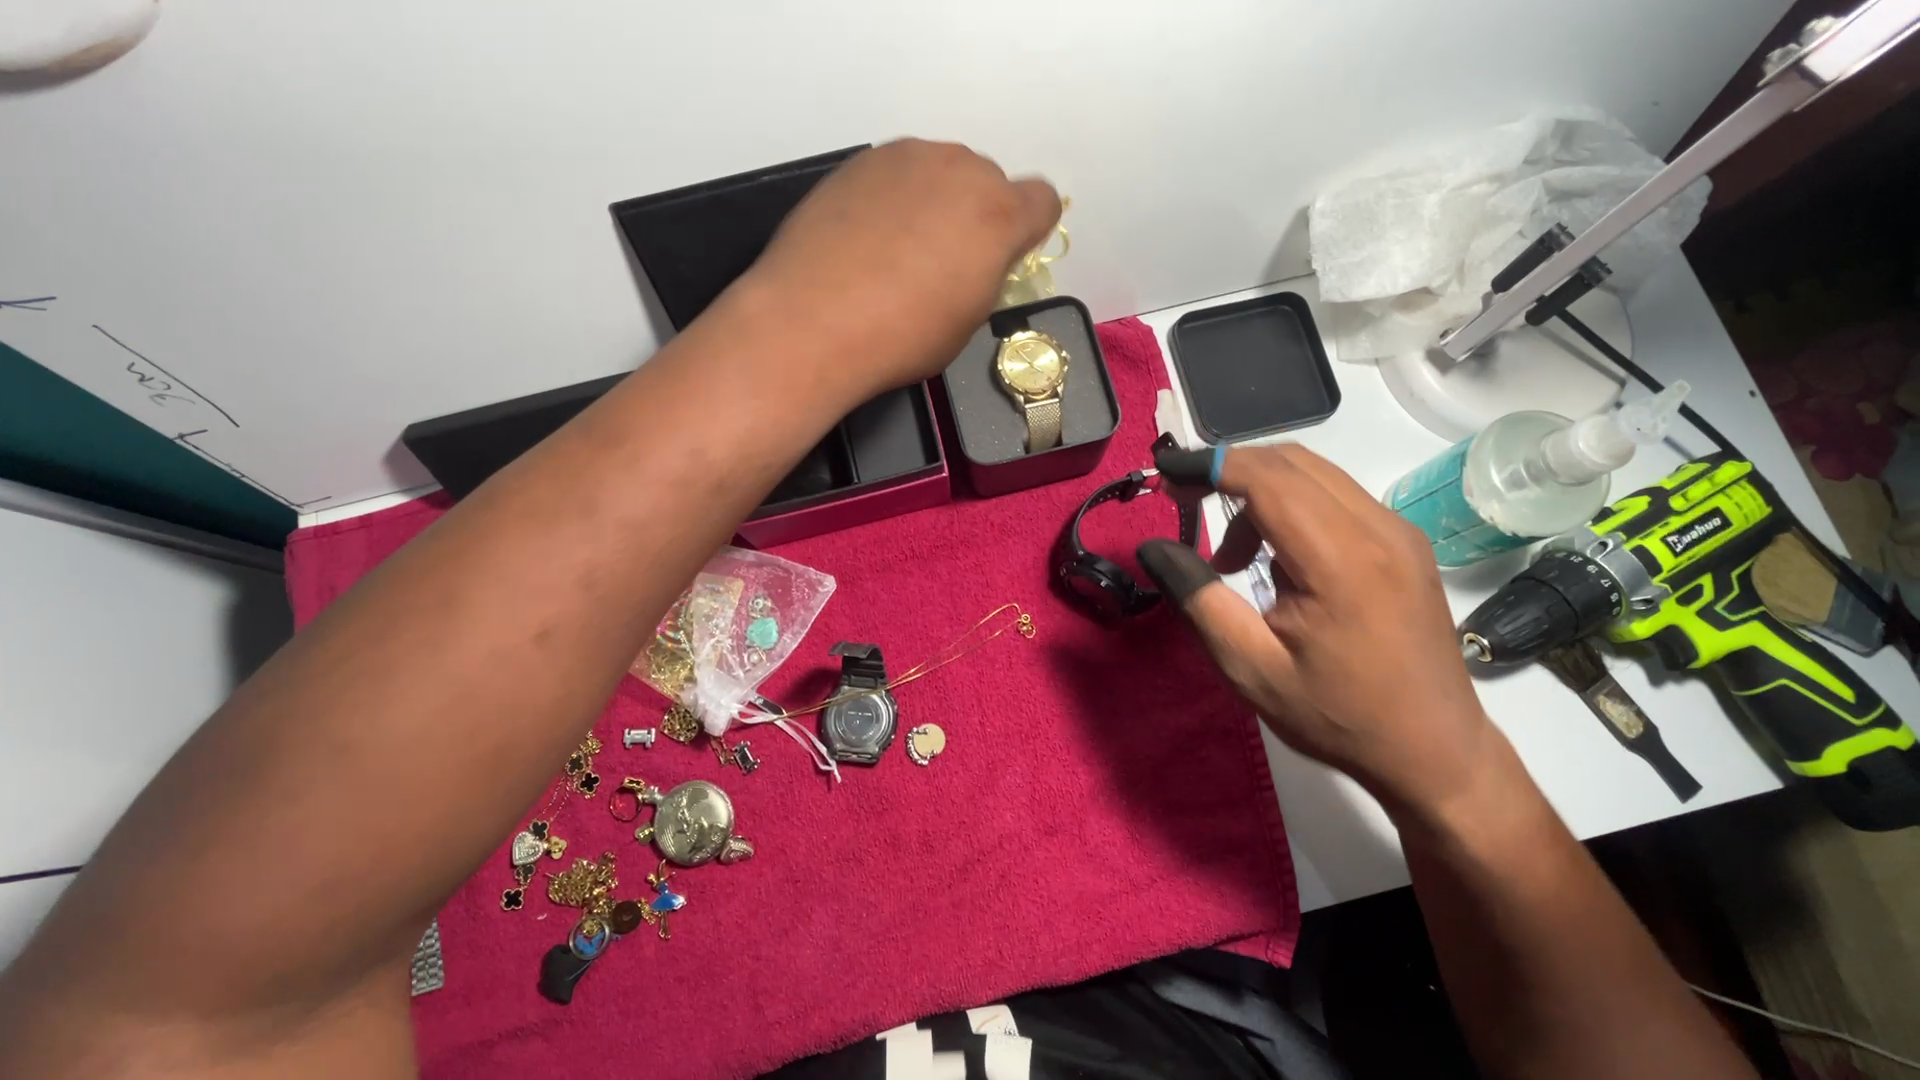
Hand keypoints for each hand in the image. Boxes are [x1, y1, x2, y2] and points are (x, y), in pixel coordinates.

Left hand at [738, 139, 1060, 395]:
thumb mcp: (966, 321)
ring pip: (939, 172)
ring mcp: (906, 159)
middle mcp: (959, 172)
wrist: (811, 322)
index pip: (1041, 201)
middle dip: (975, 216)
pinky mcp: (860, 162)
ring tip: (897, 251)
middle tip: (942, 262)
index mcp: (999, 216)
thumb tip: (974, 263)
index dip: (1026, 231)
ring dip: (933, 202)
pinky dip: (891, 198)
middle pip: (987, 182)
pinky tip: (864, 240)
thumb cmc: (898, 337)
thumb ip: (986, 276)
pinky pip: (895, 174)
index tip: (1001, 258)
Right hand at [1138, 444, 1521, 823]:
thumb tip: (1153, 547)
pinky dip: (1293, 507)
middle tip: (1184, 503)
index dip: (1209, 465)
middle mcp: (1379, 529)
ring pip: (1316, 475)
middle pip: (1291, 463)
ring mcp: (1399, 533)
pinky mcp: (1406, 544)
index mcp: (1342, 559)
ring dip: (1261, 492)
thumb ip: (1198, 599)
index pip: (1267, 477)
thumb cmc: (1337, 715)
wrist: (1433, 751)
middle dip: (1229, 471)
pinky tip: (1278, 560)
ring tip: (1233, 559)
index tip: (1164, 473)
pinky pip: (1339, 497)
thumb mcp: (1251, 668)